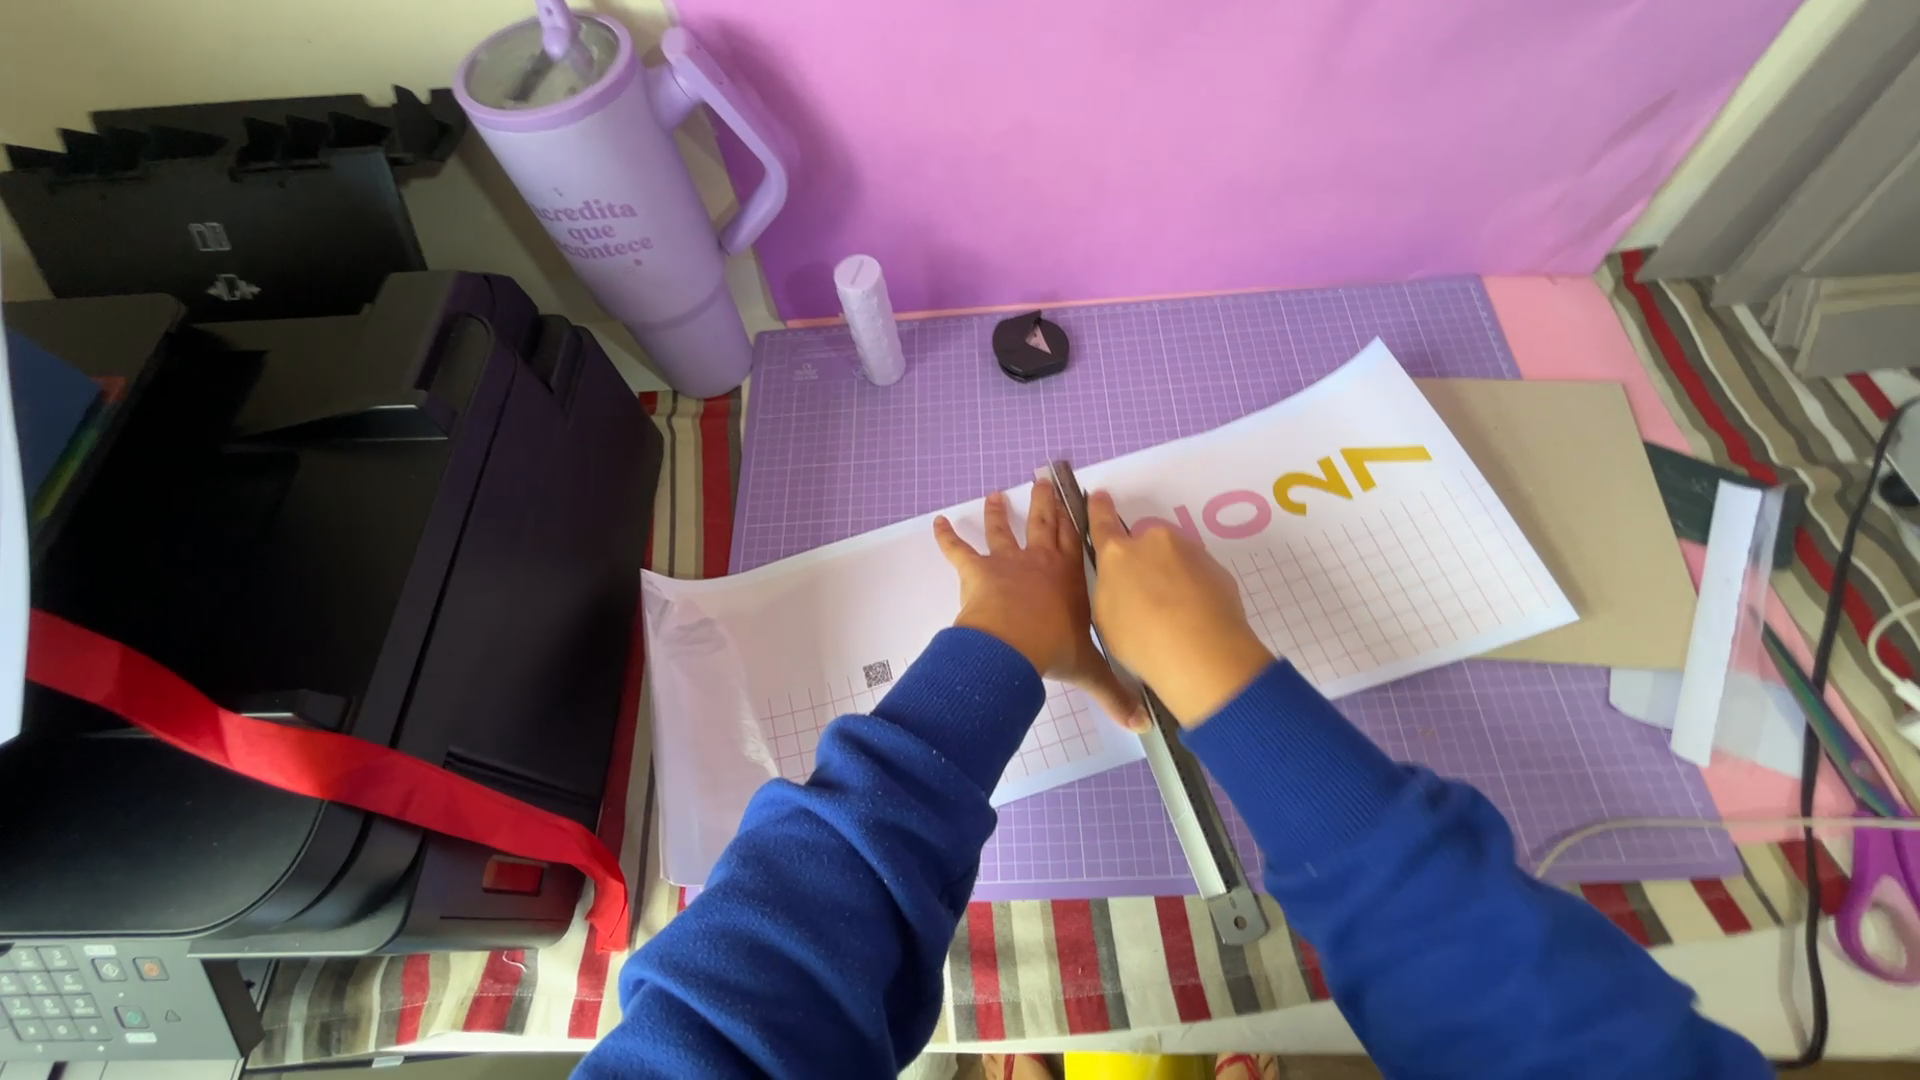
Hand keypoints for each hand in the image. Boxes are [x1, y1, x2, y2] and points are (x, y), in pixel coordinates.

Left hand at [934, 480, 1144, 730]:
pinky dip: (946, 537)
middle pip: (1046, 524)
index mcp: (1071, 578)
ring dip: (998, 513)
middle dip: (1046, 501)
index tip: (1085, 494)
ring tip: (995, 495)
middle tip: (1044, 478)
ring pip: (1004, 530)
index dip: (1082, 517)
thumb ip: (1115, 694)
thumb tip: (1142, 726)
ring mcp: (1009, 562)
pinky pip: (958, 550)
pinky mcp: (978, 570)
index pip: (1079, 541)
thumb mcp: (1089, 671)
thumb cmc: (1054, 651)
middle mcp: (1042, 562)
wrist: (1014, 645)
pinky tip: (936, 524)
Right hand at [1085, 491, 1273, 726]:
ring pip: (1173, 558)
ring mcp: (1190, 551)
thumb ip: (1111, 588)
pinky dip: (1194, 589)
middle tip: (1146, 599)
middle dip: (1143, 563)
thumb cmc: (1140, 640)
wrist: (1203, 654)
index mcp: (1118, 554)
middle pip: (1143, 545)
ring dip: (1170, 576)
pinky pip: (1197, 574)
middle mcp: (1153, 542)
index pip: (1102, 523)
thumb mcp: (1105, 617)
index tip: (1101, 496)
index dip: (1099, 509)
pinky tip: (1196, 619)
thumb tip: (1124, 582)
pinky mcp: (1217, 568)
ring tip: (1175, 615)